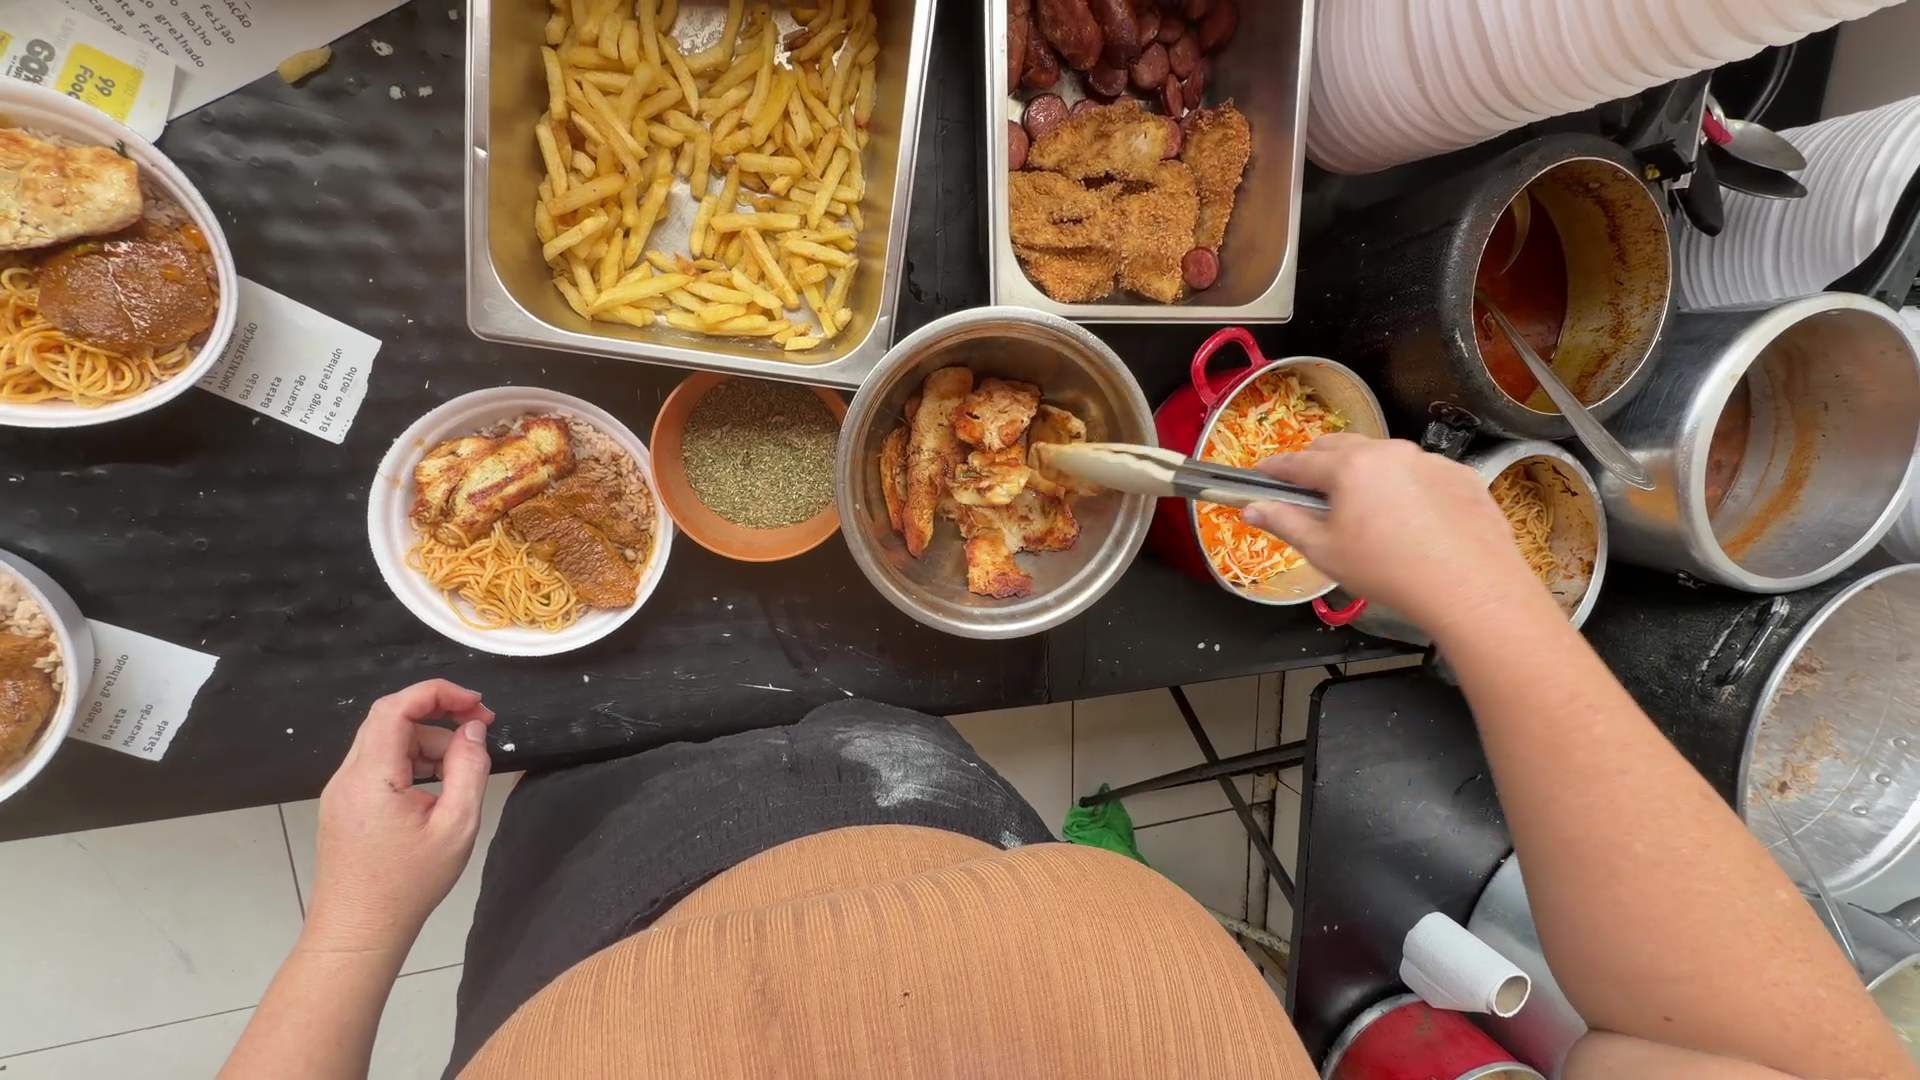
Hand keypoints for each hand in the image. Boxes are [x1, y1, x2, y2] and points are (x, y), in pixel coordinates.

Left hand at [304, 680, 495, 957]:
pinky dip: (417, 759)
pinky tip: (441, 785)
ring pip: (389, 740)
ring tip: (465, 767)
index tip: (477, 705)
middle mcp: (348, 777)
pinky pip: (383, 763)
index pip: (395, 708)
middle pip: (391, 718)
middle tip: (482, 727)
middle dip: (441, 712)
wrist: (359, 932)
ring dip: (432, 740)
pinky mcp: (347, 805)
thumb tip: (473, 729)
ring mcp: (343, 791)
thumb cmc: (410, 882)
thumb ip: (469, 767)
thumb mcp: (458, 823)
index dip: (438, 693)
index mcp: (371, 778)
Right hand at [1239, 434, 1544, 634]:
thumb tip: (1249, 508)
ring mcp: (1428, 460)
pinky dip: (1401, 484)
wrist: (1471, 587)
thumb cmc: (1387, 571)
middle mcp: (1388, 452)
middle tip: (1306, 489)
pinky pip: (1419, 471)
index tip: (1262, 473)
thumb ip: (1283, 522)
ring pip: (1381, 455)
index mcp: (1349, 468)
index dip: (1275, 467)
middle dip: (1316, 462)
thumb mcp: (1323, 551)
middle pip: (1339, 446)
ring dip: (1360, 471)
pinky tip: (1406, 518)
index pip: (1299, 461)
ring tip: (1359, 506)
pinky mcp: (1459, 475)